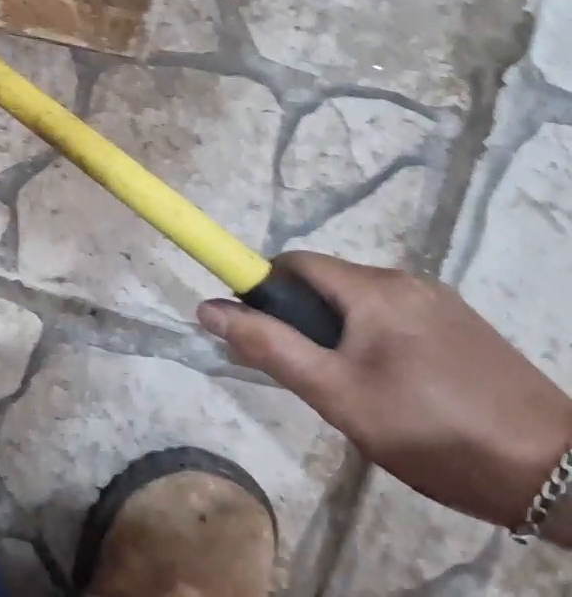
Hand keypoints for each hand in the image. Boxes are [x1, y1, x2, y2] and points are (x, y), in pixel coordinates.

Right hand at [197, 251, 571, 542]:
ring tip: (350, 391)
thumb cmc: (433, 429)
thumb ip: (267, 345)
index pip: (291, 263)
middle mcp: (409, 283)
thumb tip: (206, 307)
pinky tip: (392, 392)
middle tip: (303, 373)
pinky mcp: (469, 333)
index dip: (261, 290)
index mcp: (375, 289)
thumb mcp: (335, 393)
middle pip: (325, 284)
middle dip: (300, 320)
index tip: (256, 332)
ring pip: (359, 306)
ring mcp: (445, 308)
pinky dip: (374, 345)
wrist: (562, 480)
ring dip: (336, 336)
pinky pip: (395, 322)